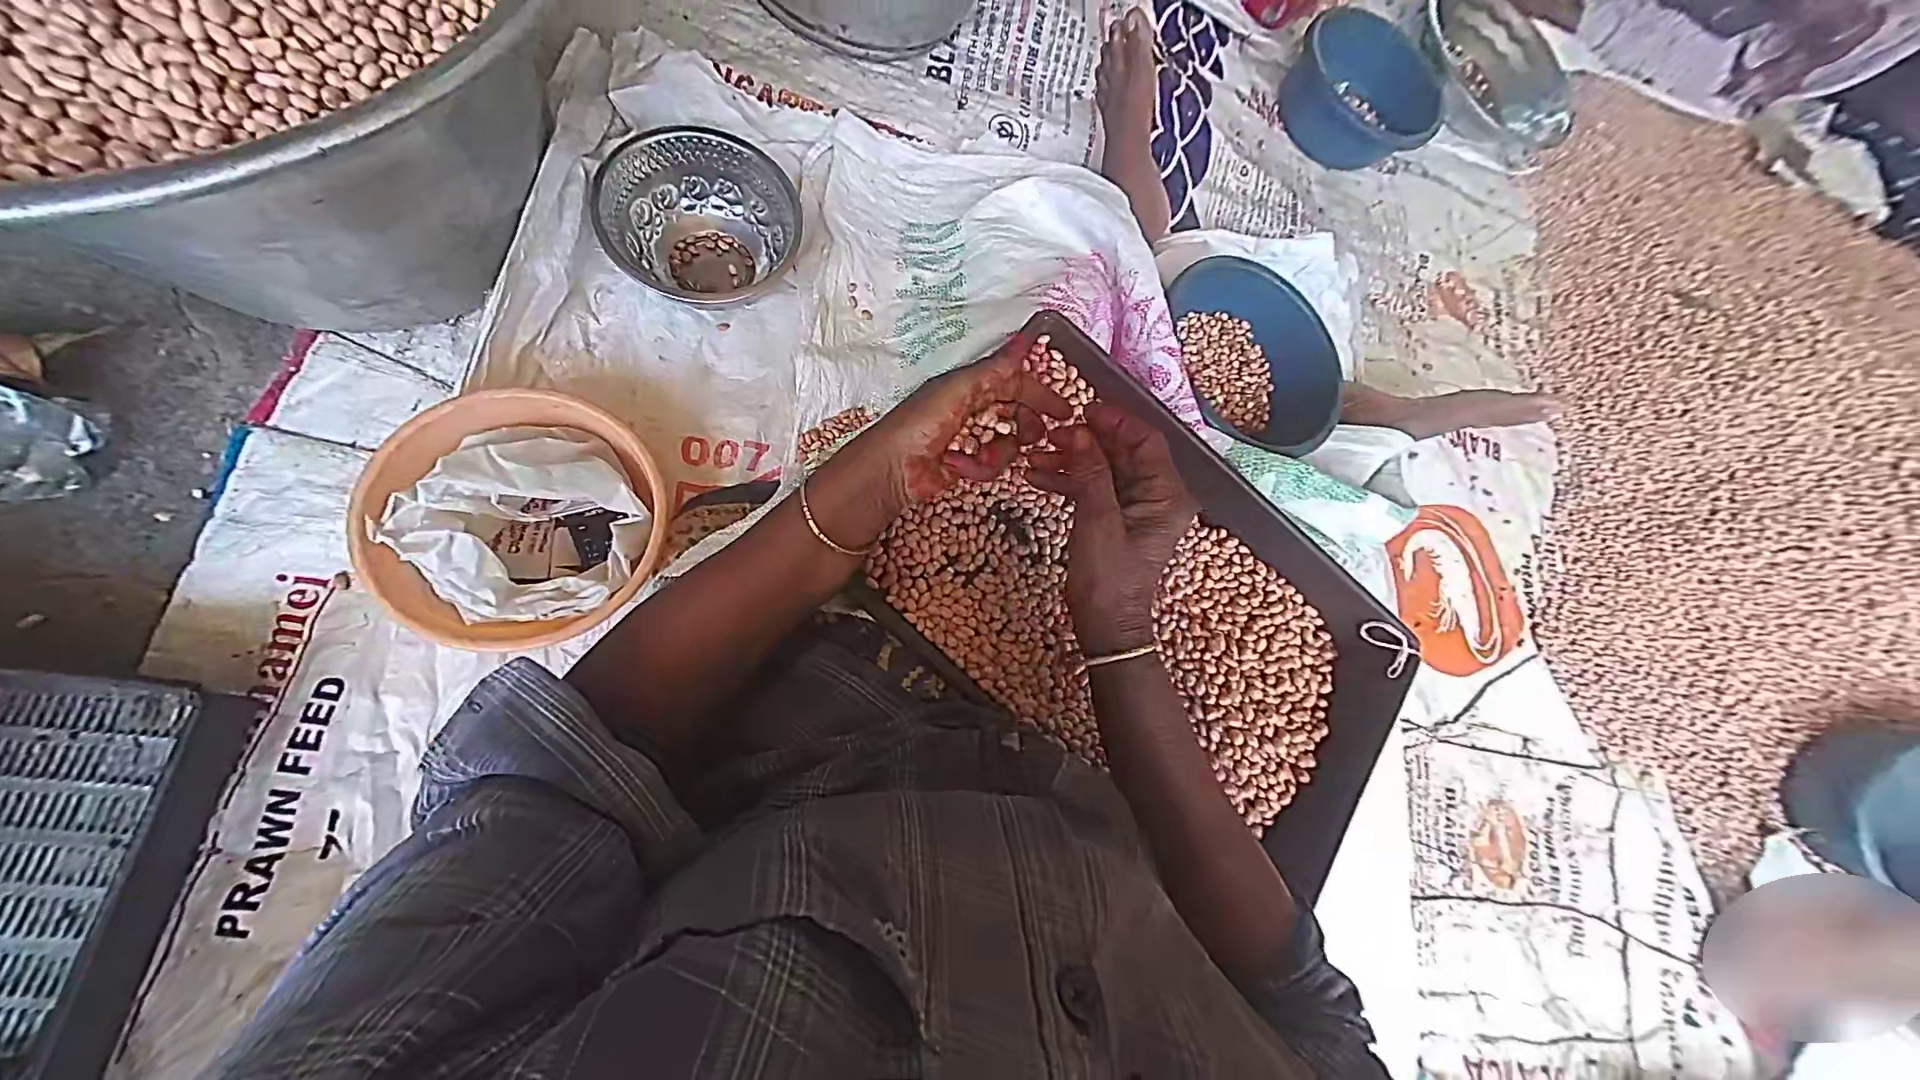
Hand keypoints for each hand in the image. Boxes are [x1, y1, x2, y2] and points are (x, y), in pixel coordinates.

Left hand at [821, 333, 1072, 533]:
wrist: (893, 469)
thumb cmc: (919, 424)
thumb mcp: (959, 390)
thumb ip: (996, 369)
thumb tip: (1026, 338)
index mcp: (971, 385)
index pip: (1016, 383)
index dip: (1040, 395)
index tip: (1064, 411)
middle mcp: (973, 409)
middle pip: (1018, 415)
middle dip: (1024, 428)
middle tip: (1030, 437)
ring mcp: (971, 439)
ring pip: (1008, 445)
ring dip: (996, 453)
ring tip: (975, 456)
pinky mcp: (967, 466)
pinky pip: (991, 467)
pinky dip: (977, 469)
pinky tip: (957, 467)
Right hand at [1027, 402, 1198, 654]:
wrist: (1105, 625)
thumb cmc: (1109, 577)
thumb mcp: (1098, 520)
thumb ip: (1090, 472)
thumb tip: (1078, 432)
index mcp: (1167, 493)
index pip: (1146, 440)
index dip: (1116, 421)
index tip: (1083, 410)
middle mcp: (1157, 495)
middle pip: (1122, 452)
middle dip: (1086, 441)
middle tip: (1051, 434)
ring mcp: (1136, 507)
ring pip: (1104, 469)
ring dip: (1071, 460)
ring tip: (1036, 456)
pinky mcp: (1115, 519)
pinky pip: (1094, 488)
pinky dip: (1068, 481)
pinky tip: (1037, 477)